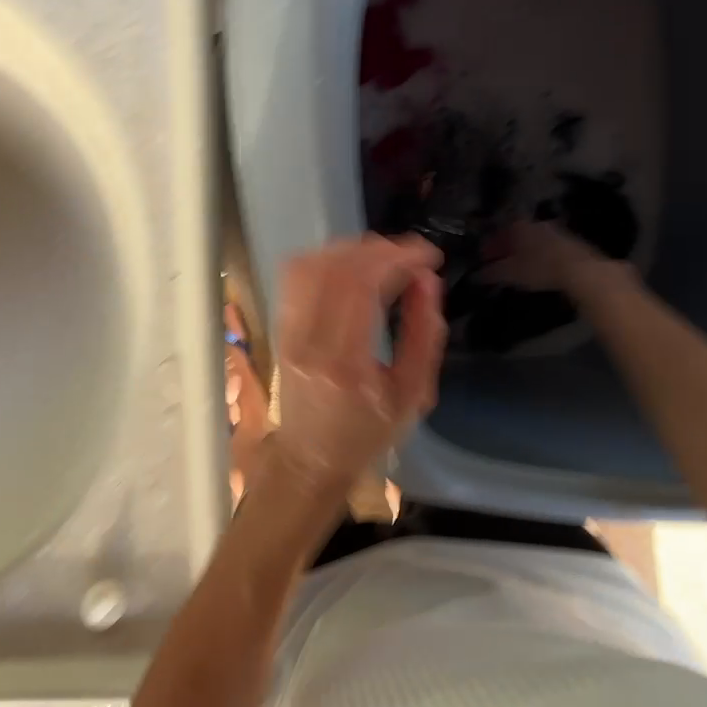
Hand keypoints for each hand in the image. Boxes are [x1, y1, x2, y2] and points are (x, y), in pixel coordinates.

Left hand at [271, 234, 446, 497]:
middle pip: (333, 269)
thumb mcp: (412, 395)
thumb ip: (423, 335)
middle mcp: (308, 342)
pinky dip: (324, 260)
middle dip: (377, 249)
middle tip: (409, 254)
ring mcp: (287, 332)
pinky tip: (351, 266)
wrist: (311, 457)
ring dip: (349, 250)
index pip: (361, 287)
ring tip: (384, 256)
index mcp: (345, 364)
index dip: (395, 258)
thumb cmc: (367, 433)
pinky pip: (294, 278)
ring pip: (308, 266)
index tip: (427, 255)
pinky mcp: (279, 327)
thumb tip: (427, 280)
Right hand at [485, 220, 611, 294]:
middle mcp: (536, 223)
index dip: (489, 246)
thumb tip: (474, 276)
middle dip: (506, 247)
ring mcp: (556, 230)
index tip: (485, 258)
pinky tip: (540, 267)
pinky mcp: (571, 241)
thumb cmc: (539, 267)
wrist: (582, 270)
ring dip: (524, 251)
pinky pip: (548, 246)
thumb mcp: (510, 273)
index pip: (497, 232)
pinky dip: (540, 254)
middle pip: (515, 234)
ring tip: (519, 267)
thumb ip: (491, 273)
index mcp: (518, 226)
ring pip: (533, 239)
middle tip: (501, 262)